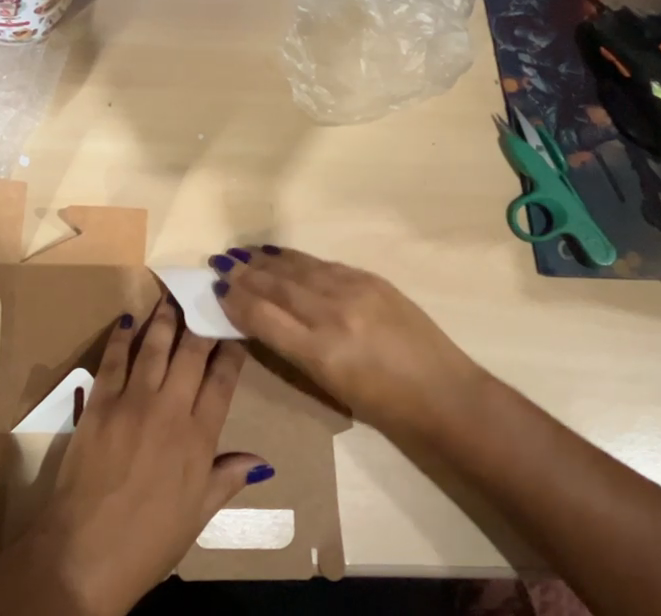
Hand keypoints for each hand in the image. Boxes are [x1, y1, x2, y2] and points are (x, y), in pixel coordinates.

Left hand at [28, 300, 267, 615]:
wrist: (87, 550)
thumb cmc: (150, 541)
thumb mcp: (198, 515)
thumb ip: (226, 478)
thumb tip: (260, 461)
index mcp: (200, 438)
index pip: (222, 381)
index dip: (230, 352)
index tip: (234, 329)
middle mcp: (170, 410)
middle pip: (191, 354)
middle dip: (200, 324)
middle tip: (204, 299)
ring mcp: (132, 402)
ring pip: (153, 348)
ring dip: (163, 320)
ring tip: (170, 297)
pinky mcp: (99, 403)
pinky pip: (112, 361)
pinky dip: (119, 337)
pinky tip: (126, 320)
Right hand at [211, 246, 481, 431]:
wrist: (445, 395)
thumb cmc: (384, 407)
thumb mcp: (328, 387)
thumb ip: (292, 350)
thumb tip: (262, 320)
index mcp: (319, 352)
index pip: (262, 316)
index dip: (235, 300)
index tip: (216, 290)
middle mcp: (331, 315)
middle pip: (275, 286)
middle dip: (243, 274)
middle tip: (218, 263)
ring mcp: (353, 292)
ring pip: (297, 269)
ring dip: (265, 260)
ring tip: (241, 253)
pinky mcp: (372, 280)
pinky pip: (323, 264)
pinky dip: (296, 259)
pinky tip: (280, 254)